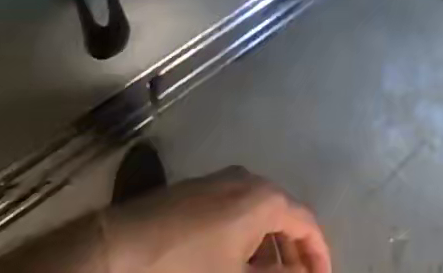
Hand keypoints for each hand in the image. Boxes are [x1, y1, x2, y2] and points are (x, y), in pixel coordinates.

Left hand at [102, 167, 331, 272]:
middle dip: (293, 254)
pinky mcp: (196, 192)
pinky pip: (235, 213)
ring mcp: (218, 182)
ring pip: (257, 215)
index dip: (319, 255)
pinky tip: (238, 265)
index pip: (306, 222)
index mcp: (262, 197)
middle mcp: (245, 179)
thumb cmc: (188, 267)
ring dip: (268, 249)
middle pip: (282, 216)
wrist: (123, 247)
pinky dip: (246, 240)